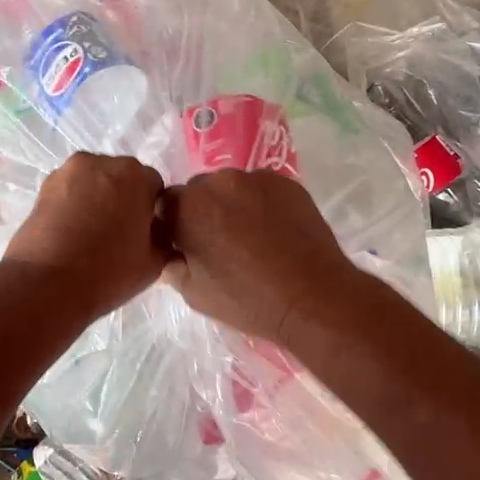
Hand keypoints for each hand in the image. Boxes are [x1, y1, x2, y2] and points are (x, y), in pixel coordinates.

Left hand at [2, 153, 169, 312]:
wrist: (46, 283)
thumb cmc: (107, 271)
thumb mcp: (154, 262)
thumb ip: (164, 237)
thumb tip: (157, 230)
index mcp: (135, 175)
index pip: (154, 186)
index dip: (151, 210)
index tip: (144, 232)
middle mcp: (102, 162)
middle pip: (122, 177)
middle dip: (123, 198)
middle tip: (118, 232)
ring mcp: (68, 171)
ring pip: (93, 181)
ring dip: (97, 198)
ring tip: (91, 232)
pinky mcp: (44, 186)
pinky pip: (69, 190)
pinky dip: (74, 203)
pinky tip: (71, 231)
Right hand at [162, 169, 364, 343]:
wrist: (313, 298)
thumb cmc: (248, 300)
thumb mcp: (194, 293)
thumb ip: (172, 264)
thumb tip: (170, 253)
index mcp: (189, 206)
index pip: (166, 203)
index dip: (174, 224)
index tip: (186, 245)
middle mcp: (219, 182)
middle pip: (200, 190)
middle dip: (203, 211)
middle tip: (220, 243)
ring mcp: (255, 178)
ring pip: (232, 187)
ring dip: (233, 205)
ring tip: (251, 237)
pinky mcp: (286, 183)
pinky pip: (261, 189)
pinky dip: (261, 204)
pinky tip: (274, 232)